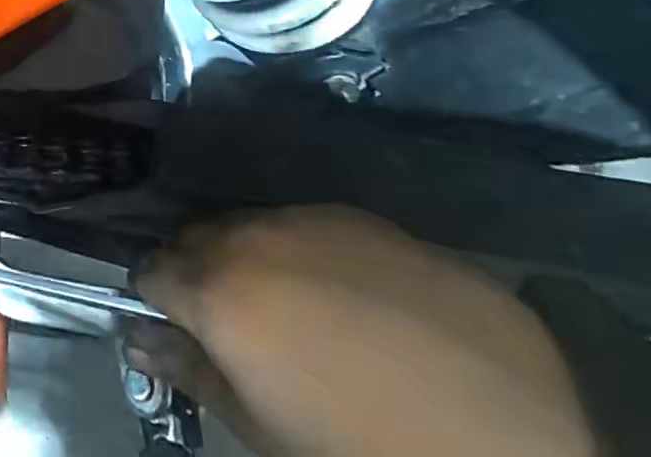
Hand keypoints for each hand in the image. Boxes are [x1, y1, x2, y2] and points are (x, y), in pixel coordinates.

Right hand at [128, 206, 592, 456]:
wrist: (513, 437)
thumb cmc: (362, 449)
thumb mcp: (263, 431)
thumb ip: (190, 372)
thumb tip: (137, 337)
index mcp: (218, 292)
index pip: (151, 270)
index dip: (155, 299)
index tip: (175, 324)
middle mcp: (253, 236)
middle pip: (196, 237)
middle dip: (197, 271)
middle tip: (234, 322)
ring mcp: (312, 218)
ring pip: (252, 224)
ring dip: (251, 256)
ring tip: (294, 306)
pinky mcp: (365, 217)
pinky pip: (309, 225)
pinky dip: (305, 250)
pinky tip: (349, 296)